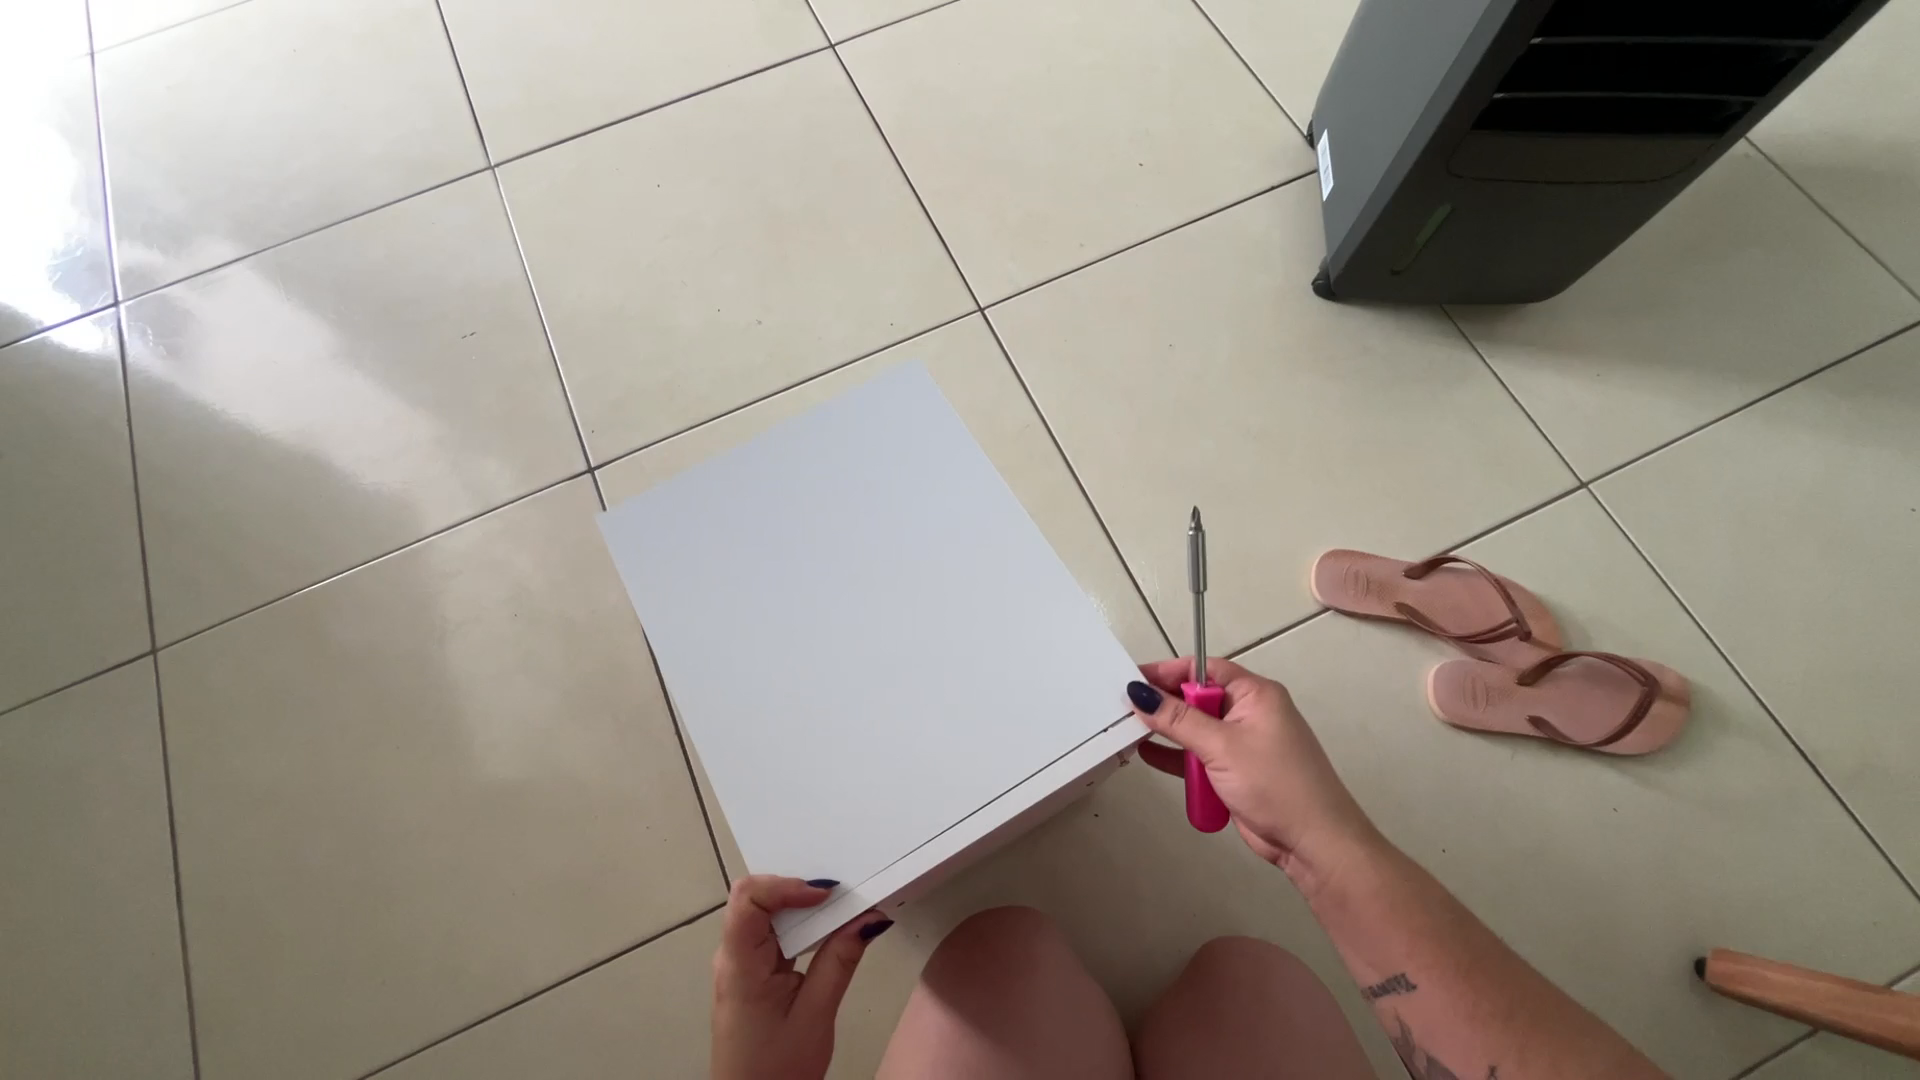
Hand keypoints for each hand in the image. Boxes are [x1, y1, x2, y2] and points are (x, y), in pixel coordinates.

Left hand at [711, 876, 892, 1079]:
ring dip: (803, 905)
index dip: (786, 884)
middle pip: (756, 898)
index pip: (748, 899)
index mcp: (739, 965)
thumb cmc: (779, 1071)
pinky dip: (801, 923)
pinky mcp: (753, 974)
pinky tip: (827, 927)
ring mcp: (741, 964)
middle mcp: (732, 956)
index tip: (828, 894)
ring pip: (765, 913)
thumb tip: (871, 916)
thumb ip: (841, 960)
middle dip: (799, 887)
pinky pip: (773, 933)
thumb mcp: (816, 1016)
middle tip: (843, 892)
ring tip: (841, 906)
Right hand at [1127, 657, 1381, 892]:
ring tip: (1128, 729)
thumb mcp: (1221, 746)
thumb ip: (1177, 719)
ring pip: (1195, 728)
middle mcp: (1248, 712)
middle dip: (1163, 703)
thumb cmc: (1275, 784)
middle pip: (1196, 698)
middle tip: (1123, 705)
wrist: (1314, 843)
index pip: (1203, 669)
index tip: (1133, 678)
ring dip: (1167, 731)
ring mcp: (1241, 743)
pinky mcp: (1234, 771)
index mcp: (1255, 694)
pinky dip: (1175, 755)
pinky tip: (1147, 753)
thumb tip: (1138, 692)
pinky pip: (1198, 755)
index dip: (1167, 671)